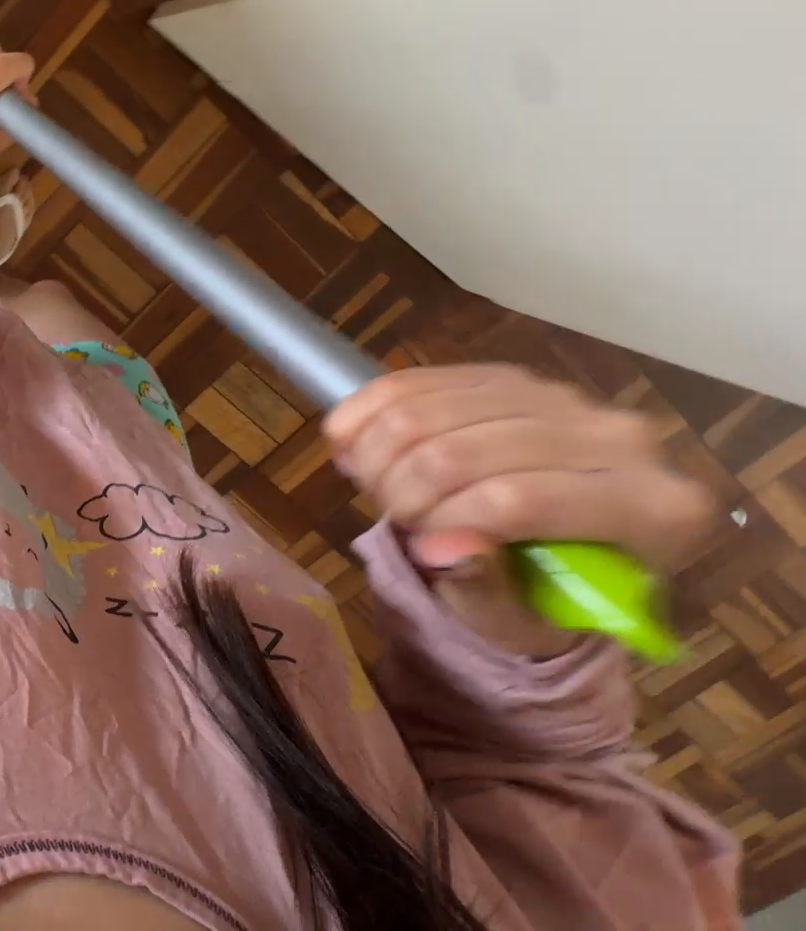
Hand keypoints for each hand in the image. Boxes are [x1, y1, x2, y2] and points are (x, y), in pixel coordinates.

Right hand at [324, 364, 715, 654]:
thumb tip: (441, 547)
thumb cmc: (541, 600)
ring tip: (370, 482)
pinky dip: (366, 409)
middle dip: (401, 485)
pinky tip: (344, 437)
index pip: (519, 498)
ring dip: (378, 450)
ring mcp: (563, 398)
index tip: (418, 545)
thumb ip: (485, 589)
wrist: (547, 549)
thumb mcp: (518, 620)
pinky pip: (417, 380)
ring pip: (431, 410)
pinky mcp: (508, 377)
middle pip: (466, 449)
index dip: (444, 518)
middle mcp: (622, 438)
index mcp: (653, 508)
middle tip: (389, 514)